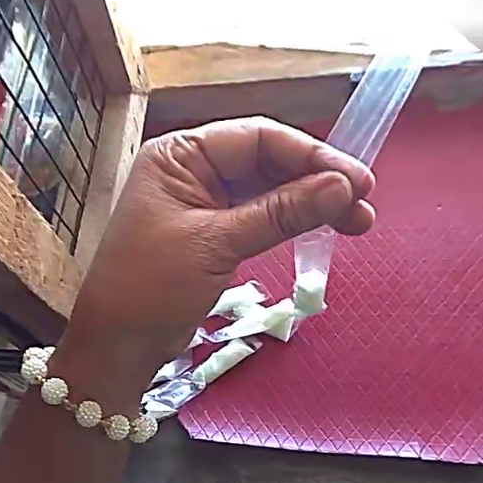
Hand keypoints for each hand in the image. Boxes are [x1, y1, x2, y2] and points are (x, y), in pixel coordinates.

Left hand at [48, 118, 375, 407]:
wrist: (117, 344)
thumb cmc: (151, 287)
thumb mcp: (216, 245)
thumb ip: (279, 213)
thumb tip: (342, 187)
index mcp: (179, 155)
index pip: (257, 138)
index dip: (311, 155)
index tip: (356, 180)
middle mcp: (190, 171)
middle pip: (267, 163)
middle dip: (316, 181)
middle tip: (364, 206)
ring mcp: (201, 204)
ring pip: (267, 193)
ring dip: (309, 205)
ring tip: (357, 223)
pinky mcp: (211, 236)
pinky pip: (258, 219)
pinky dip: (288, 225)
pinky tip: (321, 229)